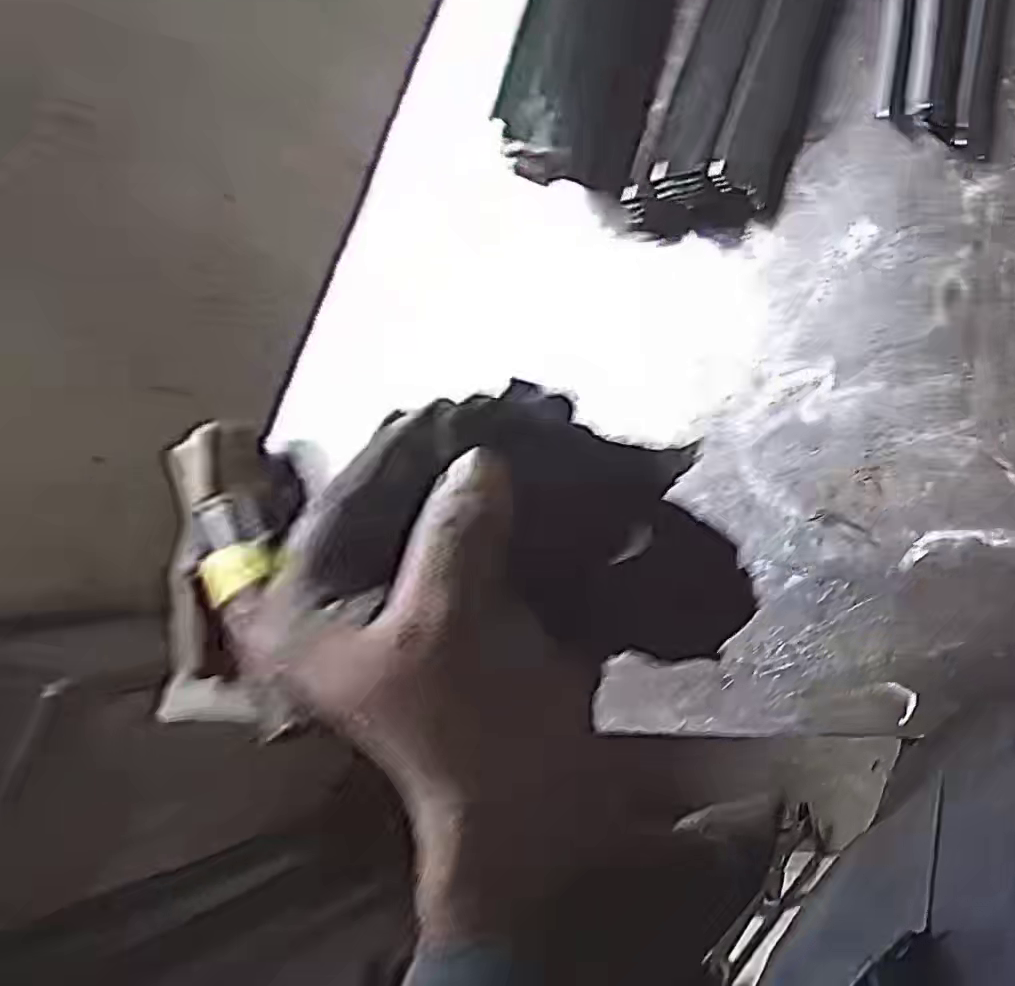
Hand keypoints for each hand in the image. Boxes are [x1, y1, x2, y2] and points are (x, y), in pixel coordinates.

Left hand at [235, 446, 669, 944]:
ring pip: (443, 519)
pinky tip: (541, 479)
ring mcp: (419, 593)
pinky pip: (488, 536)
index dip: (385, 458)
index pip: (334, 508)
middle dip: (438, 467)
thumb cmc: (466, 714)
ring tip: (518, 437)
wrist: (532, 767)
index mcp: (308, 607)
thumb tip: (480, 461)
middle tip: (484, 418)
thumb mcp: (446, 624)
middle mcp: (356, 592)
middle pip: (388, 508)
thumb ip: (456, 539)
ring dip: (481, 484)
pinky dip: (514, 509)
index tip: (440, 412)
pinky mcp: (475, 595)